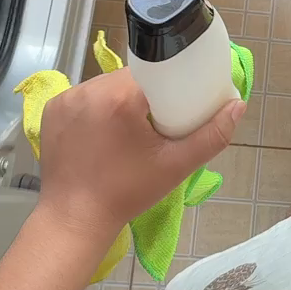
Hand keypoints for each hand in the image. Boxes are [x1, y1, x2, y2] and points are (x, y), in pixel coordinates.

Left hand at [34, 69, 244, 241]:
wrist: (75, 219)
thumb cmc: (128, 192)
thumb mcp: (176, 166)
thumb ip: (212, 136)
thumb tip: (238, 105)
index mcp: (120, 97)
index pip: (153, 70)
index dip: (169, 81)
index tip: (178, 100)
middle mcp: (89, 90)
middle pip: (130, 77)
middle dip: (146, 92)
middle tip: (158, 120)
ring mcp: (67, 98)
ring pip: (106, 85)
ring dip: (121, 97)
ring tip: (132, 125)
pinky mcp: (52, 109)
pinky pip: (84, 96)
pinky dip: (97, 107)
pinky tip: (105, 128)